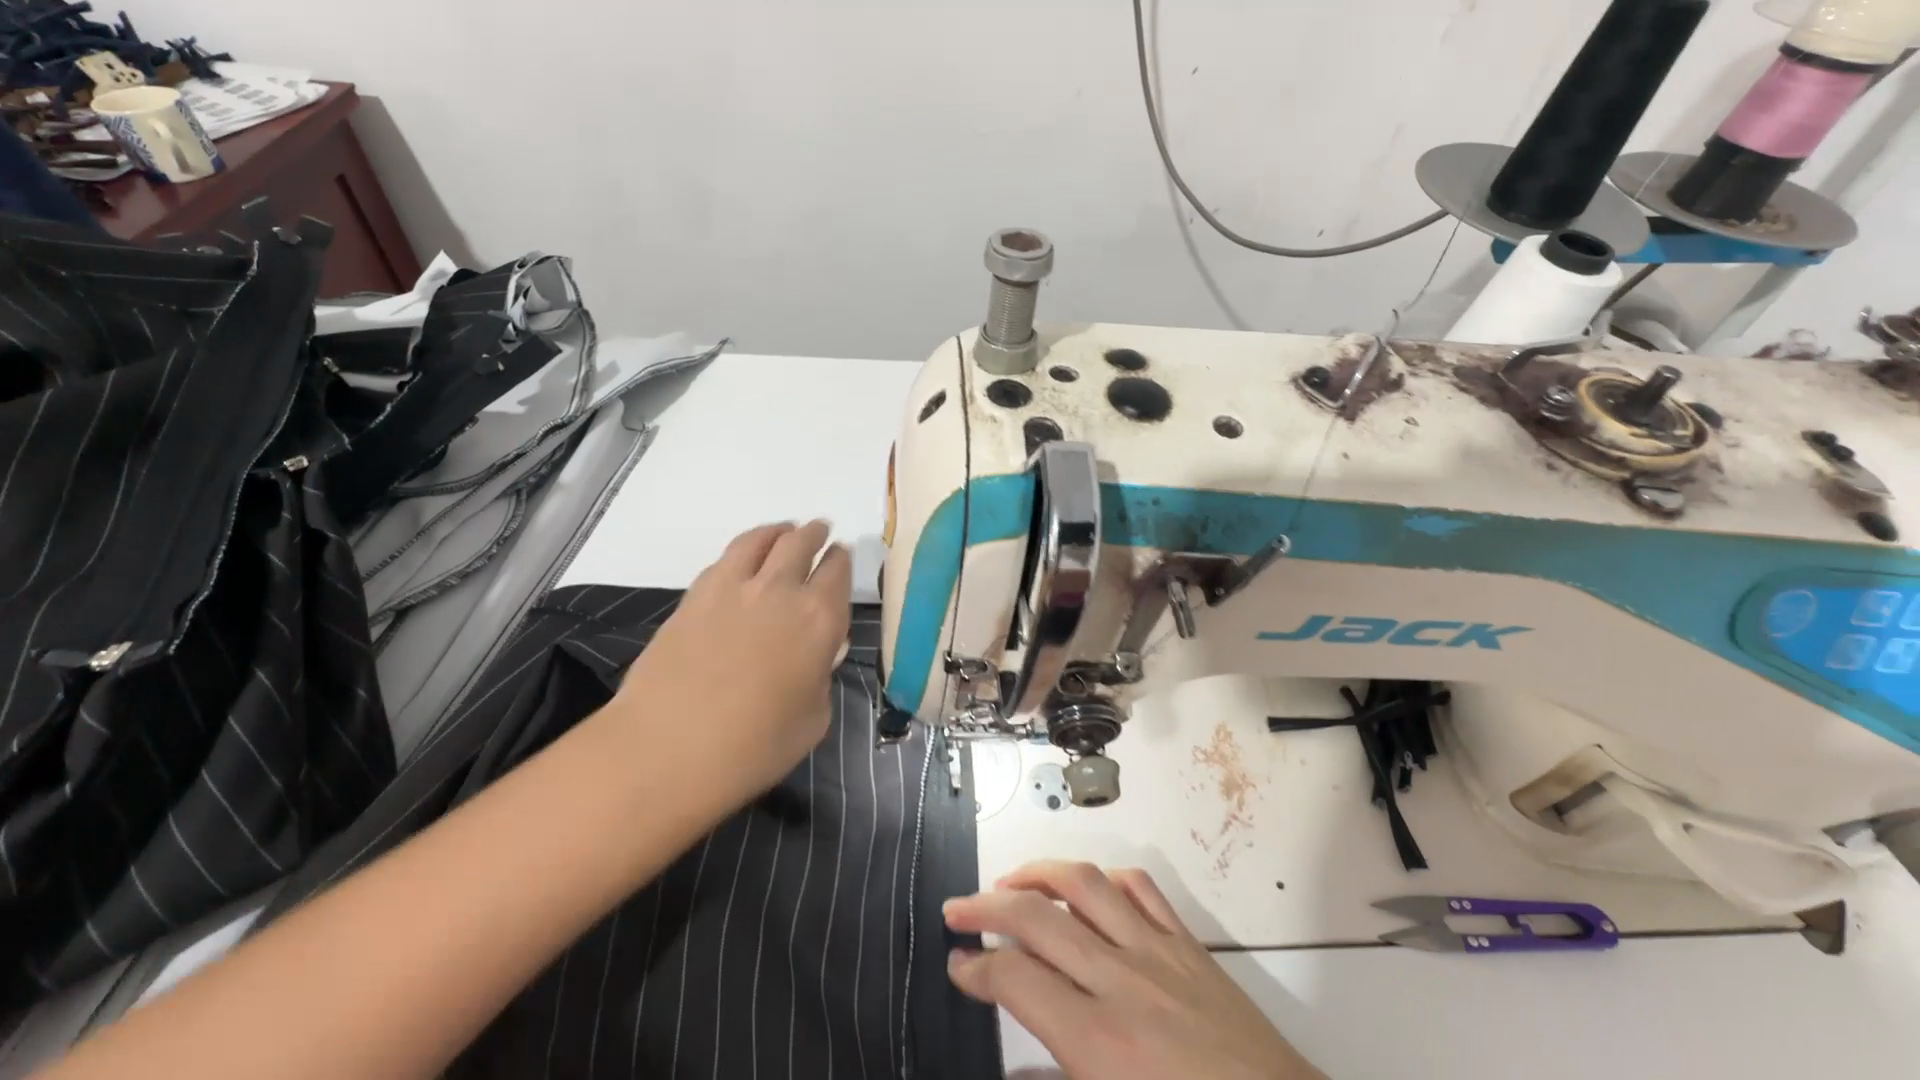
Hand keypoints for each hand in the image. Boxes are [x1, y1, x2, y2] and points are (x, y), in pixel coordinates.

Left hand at [608, 521, 851, 805]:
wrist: (669, 746)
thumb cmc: (754, 747)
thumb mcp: (813, 719)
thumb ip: (819, 678)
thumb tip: (812, 658)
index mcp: (820, 620)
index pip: (838, 574)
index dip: (841, 562)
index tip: (841, 557)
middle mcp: (781, 591)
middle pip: (802, 544)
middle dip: (815, 535)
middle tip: (819, 531)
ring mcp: (733, 588)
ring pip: (762, 540)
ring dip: (779, 531)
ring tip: (784, 531)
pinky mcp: (694, 595)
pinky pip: (726, 557)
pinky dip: (745, 548)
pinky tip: (743, 558)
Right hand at [945, 861, 1324, 1079]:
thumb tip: (1015, 1069)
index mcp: (1096, 1038)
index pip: (1014, 977)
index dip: (974, 968)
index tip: (956, 966)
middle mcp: (1120, 980)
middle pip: (1036, 917)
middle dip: (985, 907)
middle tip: (956, 911)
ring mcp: (1158, 953)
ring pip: (1085, 884)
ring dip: (1036, 875)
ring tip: (1008, 884)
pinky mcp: (1190, 946)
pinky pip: (1141, 889)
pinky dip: (1102, 878)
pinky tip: (1083, 888)